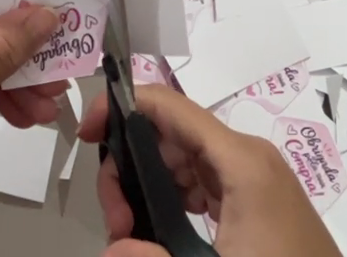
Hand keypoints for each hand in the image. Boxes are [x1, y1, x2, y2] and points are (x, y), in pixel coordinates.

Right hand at [80, 84, 341, 256]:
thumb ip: (154, 256)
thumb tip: (113, 249)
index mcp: (241, 159)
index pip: (166, 104)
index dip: (119, 107)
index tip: (87, 136)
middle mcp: (248, 156)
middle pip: (167, 135)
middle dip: (129, 168)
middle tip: (116, 223)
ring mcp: (256, 178)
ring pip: (181, 158)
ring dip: (148, 187)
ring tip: (133, 233)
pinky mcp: (259, 201)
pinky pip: (202, 180)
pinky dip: (173, 197)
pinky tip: (162, 232)